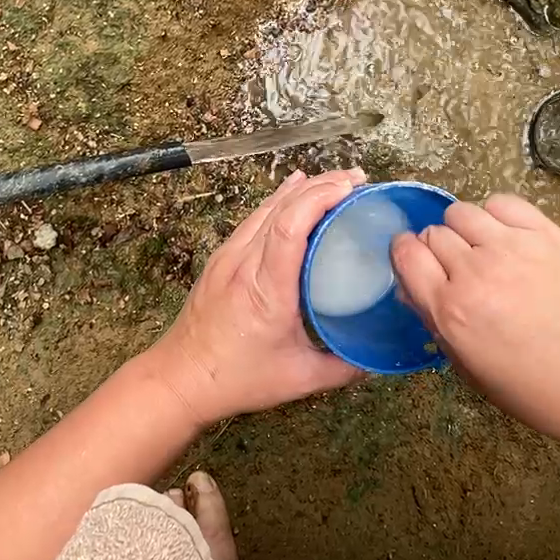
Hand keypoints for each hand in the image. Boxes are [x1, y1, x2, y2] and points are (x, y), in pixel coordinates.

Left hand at [147, 169, 366, 425]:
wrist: (180, 376)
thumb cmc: (238, 379)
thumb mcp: (300, 379)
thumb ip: (344, 367)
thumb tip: (379, 355)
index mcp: (267, 289)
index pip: (290, 227)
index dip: (320, 199)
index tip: (351, 188)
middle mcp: (245, 263)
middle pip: (282, 208)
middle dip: (322, 186)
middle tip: (358, 180)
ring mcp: (229, 256)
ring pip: (266, 208)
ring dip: (302, 189)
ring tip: (337, 181)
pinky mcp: (221, 258)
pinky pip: (255, 218)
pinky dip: (280, 199)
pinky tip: (295, 189)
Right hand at [390, 193, 559, 452]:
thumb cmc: (540, 390)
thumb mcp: (471, 370)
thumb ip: (436, 323)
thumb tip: (412, 288)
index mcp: (451, 312)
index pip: (406, 255)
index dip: (407, 255)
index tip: (416, 263)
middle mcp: (476, 273)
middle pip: (434, 233)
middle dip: (437, 248)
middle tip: (459, 268)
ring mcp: (513, 249)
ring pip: (462, 212)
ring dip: (464, 229)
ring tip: (483, 249)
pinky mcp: (547, 235)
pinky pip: (502, 203)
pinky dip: (496, 215)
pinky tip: (508, 237)